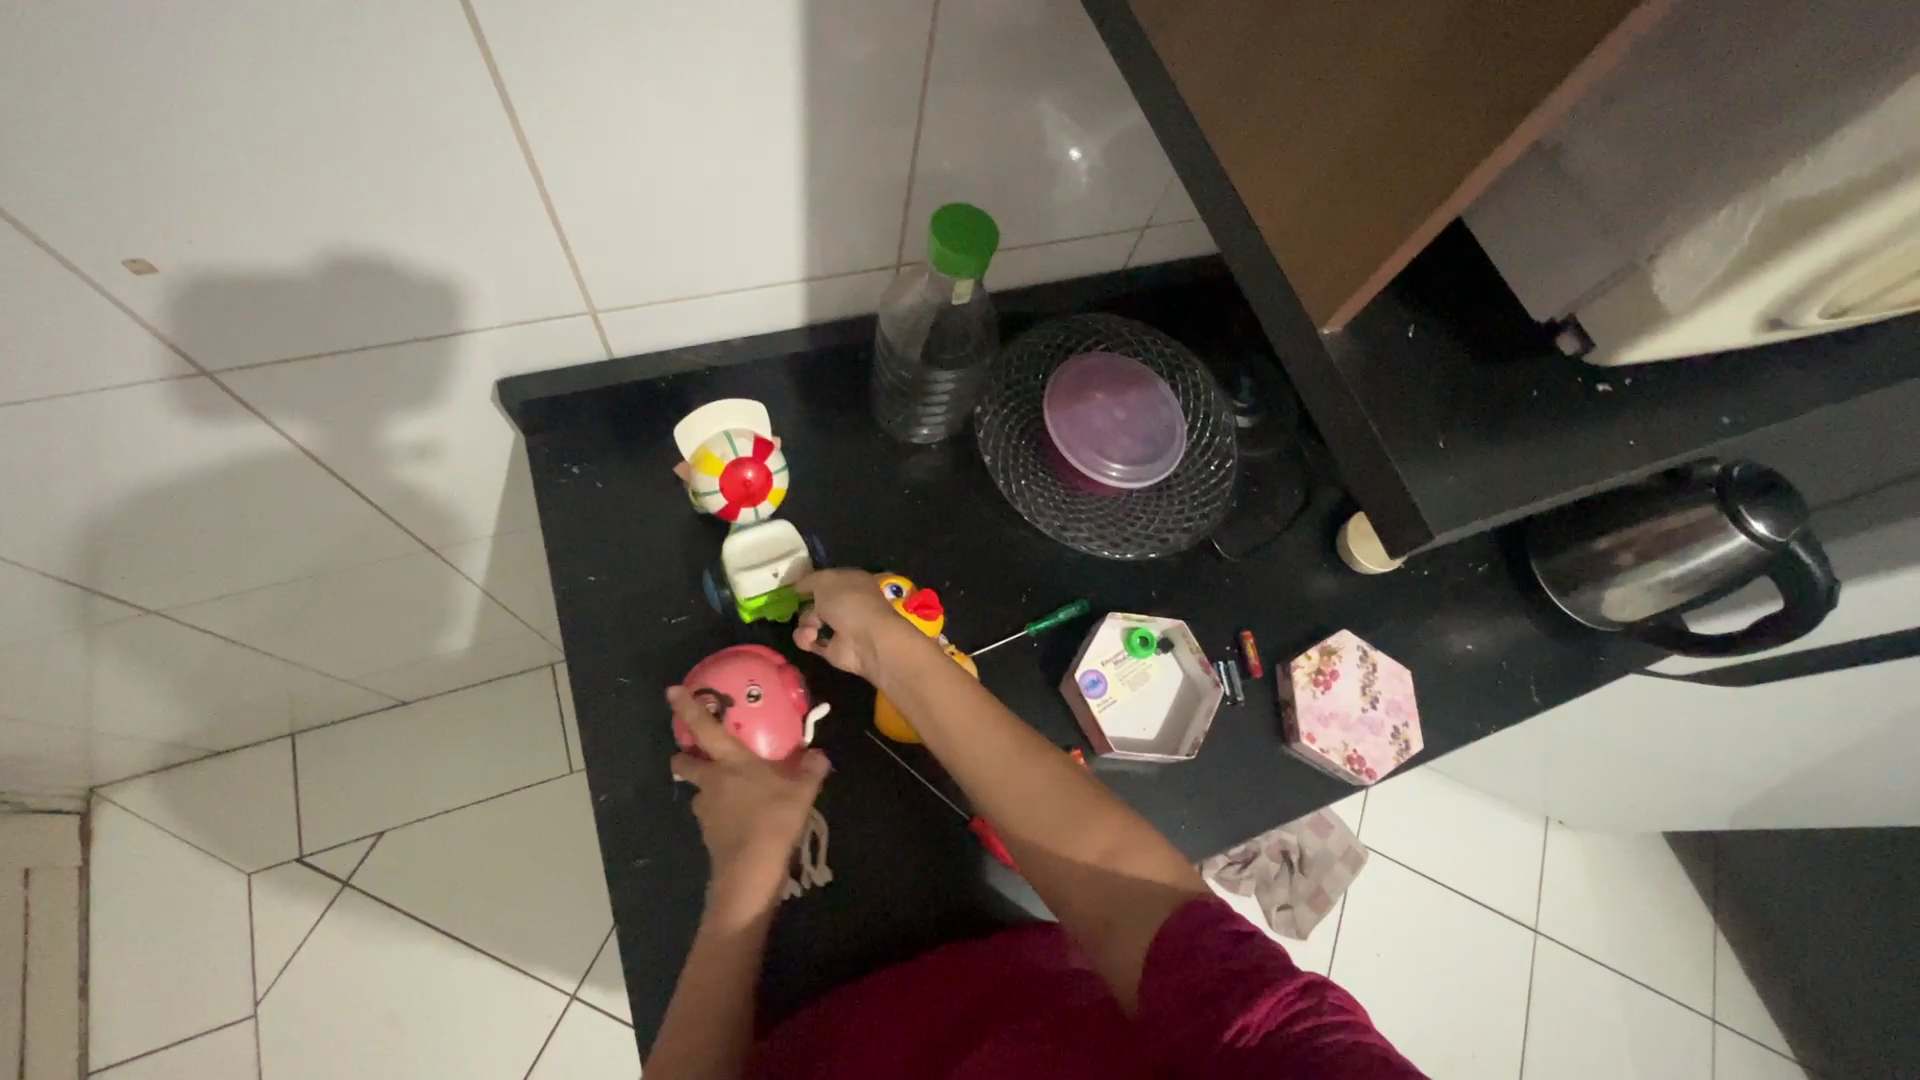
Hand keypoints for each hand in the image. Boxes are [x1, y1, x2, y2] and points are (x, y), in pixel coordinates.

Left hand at [668, 687, 829, 925]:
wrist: (750, 871)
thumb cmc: (773, 819)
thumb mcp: (803, 791)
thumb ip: (811, 769)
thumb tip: (819, 754)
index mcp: (731, 761)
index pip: (705, 727)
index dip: (687, 708)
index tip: (671, 691)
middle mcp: (712, 781)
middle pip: (686, 763)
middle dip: (685, 757)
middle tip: (697, 755)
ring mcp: (706, 810)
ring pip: (699, 792)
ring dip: (708, 789)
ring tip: (732, 793)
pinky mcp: (708, 835)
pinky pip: (712, 816)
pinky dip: (722, 814)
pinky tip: (742, 820)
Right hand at [792, 568, 925, 680]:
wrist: (865, 638)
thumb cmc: (849, 602)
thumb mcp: (825, 580)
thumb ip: (809, 580)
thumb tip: (798, 587)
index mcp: (852, 582)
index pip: (829, 580)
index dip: (812, 582)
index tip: (796, 586)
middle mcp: (847, 603)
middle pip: (816, 602)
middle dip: (807, 604)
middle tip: (808, 607)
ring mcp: (839, 627)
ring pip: (809, 621)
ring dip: (806, 622)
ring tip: (815, 626)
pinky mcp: (831, 647)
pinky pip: (808, 640)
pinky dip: (806, 638)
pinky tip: (812, 637)